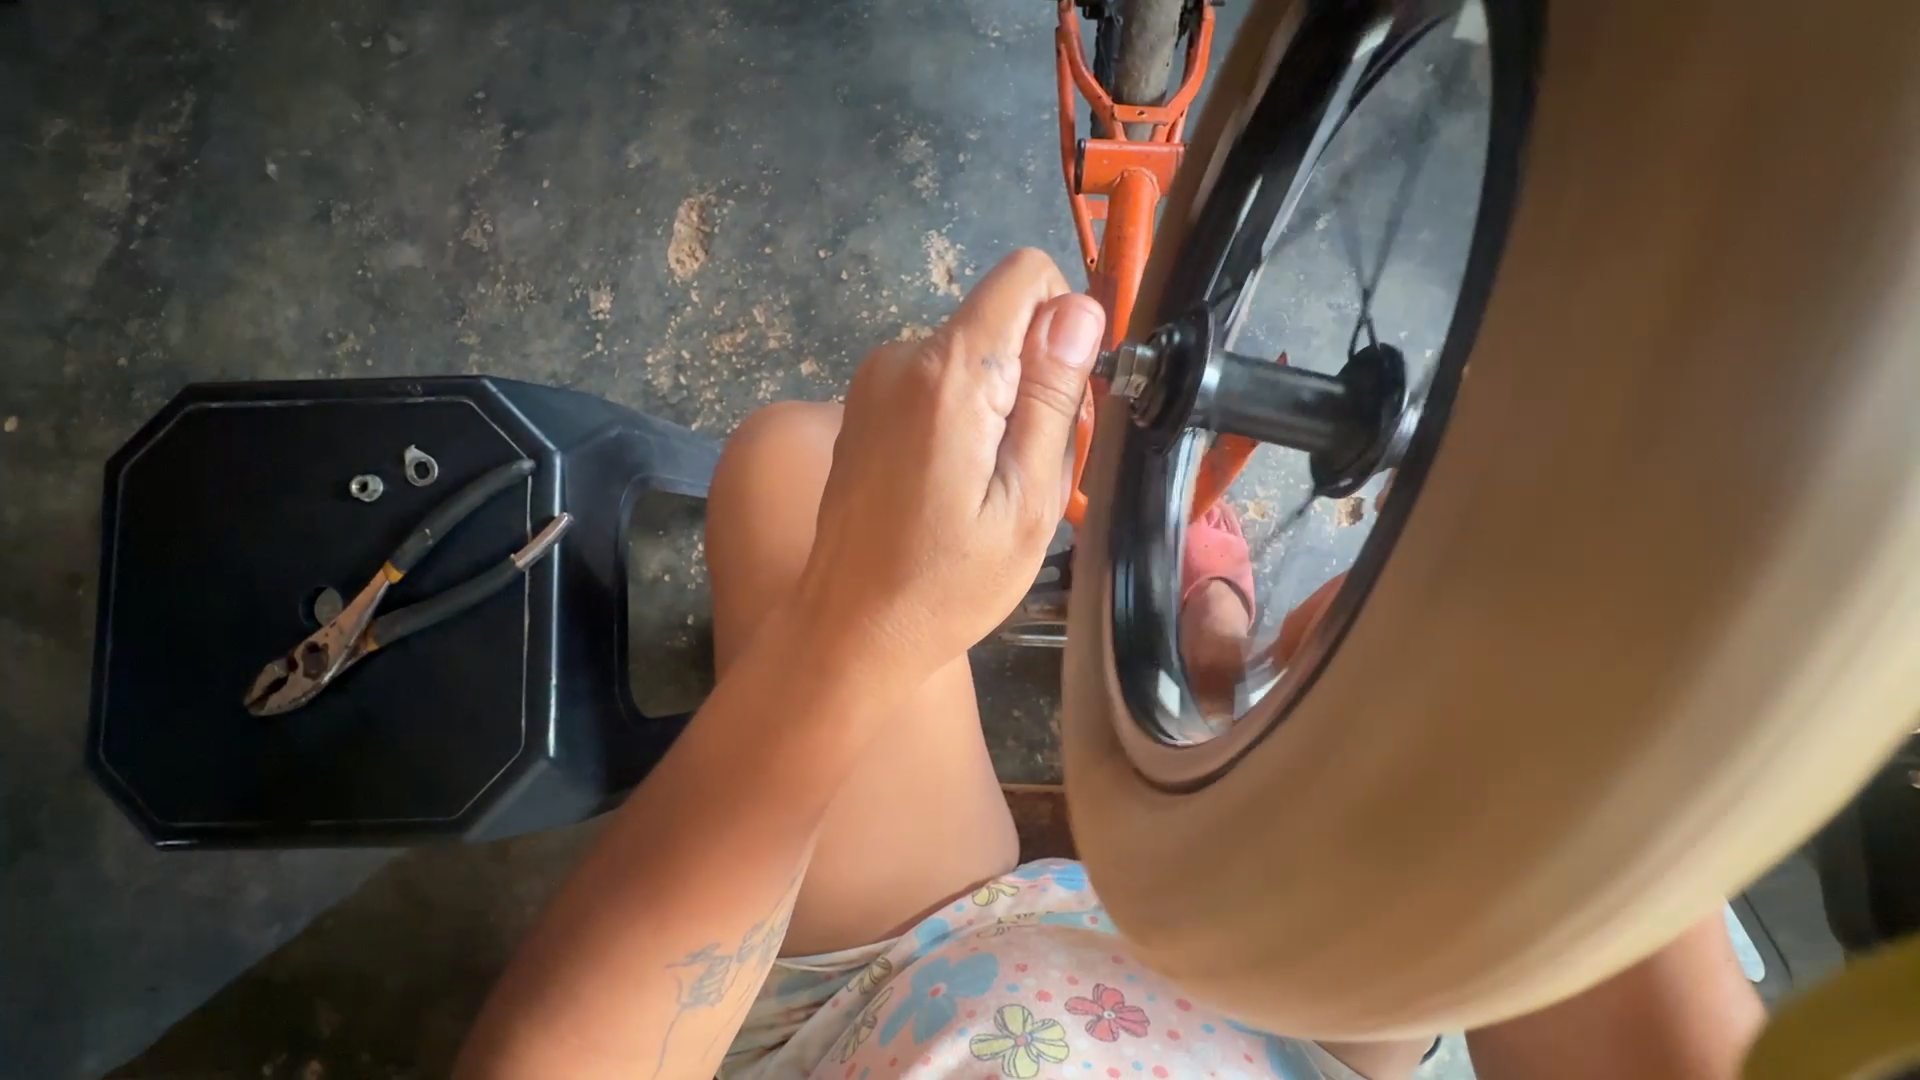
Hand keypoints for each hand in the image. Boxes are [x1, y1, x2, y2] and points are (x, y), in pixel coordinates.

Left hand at [793, 248, 1105, 684]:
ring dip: (999, 405)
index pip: (1024, 274)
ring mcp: (872, 380)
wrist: (852, 628)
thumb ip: (1053, 397)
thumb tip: (1078, 308)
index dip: (1063, 323)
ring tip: (989, 487)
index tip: (1063, 400)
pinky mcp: (863, 406)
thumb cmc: (949, 582)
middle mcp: (900, 356)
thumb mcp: (1027, 499)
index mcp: (947, 373)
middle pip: (999, 320)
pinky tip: (954, 483)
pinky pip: (935, 382)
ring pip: (971, 355)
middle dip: (1033, 378)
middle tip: (1028, 470)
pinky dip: (962, 417)